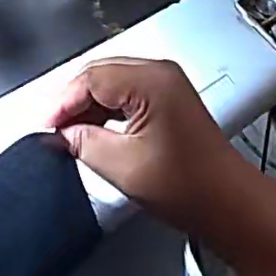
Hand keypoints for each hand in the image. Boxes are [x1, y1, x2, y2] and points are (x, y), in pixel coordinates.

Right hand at [46, 58, 257, 234]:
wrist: (229, 203)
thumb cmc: (187, 186)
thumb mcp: (123, 166)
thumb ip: (84, 142)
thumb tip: (60, 133)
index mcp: (152, 80)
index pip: (92, 77)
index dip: (63, 101)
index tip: (46, 126)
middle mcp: (160, 72)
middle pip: (102, 73)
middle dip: (73, 100)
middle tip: (53, 129)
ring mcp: (166, 83)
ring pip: (113, 82)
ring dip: (89, 105)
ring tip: (69, 133)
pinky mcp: (168, 98)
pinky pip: (127, 92)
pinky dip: (107, 109)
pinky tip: (94, 131)